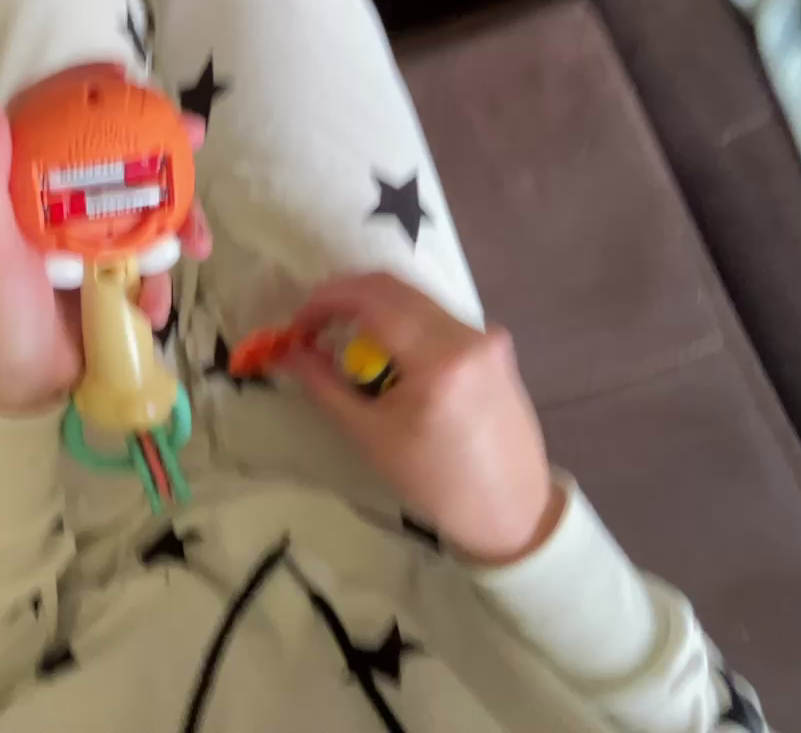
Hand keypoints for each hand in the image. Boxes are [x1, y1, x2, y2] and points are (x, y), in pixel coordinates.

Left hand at [0, 102, 210, 415]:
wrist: (22, 388)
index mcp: (28, 190)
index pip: (56, 123)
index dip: (87, 92)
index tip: (125, 77)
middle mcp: (64, 207)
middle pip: (117, 159)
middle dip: (161, 145)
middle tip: (196, 136)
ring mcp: (96, 241)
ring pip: (148, 210)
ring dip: (180, 222)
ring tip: (197, 245)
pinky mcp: (119, 276)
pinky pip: (153, 264)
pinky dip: (162, 283)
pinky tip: (154, 310)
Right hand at [285, 273, 562, 564]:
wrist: (514, 513)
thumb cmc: (436, 481)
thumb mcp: (368, 434)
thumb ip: (322, 383)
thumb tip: (286, 350)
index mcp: (439, 358)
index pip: (369, 300)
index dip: (323, 303)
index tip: (298, 327)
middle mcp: (466, 334)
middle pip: (391, 287)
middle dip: (342, 297)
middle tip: (313, 325)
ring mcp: (484, 336)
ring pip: (412, 296)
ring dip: (369, 306)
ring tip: (342, 337)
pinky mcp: (491, 345)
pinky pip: (432, 313)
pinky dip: (397, 319)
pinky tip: (382, 350)